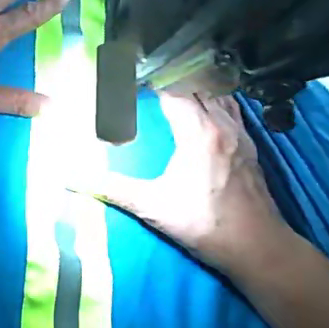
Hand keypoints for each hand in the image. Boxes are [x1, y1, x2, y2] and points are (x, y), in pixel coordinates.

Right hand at [91, 92, 300, 276]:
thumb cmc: (204, 224)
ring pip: (218, 94)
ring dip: (195, 88)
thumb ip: (112, 188)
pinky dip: (214, 101)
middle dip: (171, 81)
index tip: (129, 80)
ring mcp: (240, 133)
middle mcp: (222, 125)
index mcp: (199, 132)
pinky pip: (231, 108)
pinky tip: (201, 112)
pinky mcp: (249, 145)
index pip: (173, 91)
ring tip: (172, 90)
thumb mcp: (152, 207)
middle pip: (197, 86)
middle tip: (145, 84)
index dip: (151, 82)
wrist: (257, 246)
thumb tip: (71, 179)